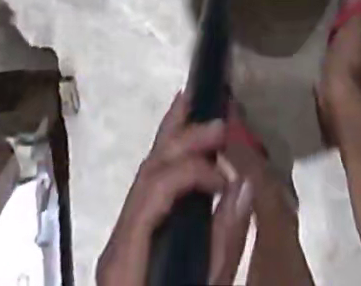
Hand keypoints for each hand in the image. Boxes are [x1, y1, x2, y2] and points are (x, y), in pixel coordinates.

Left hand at [96, 93, 253, 285]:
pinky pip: (150, 194)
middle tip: (219, 118)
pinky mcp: (134, 244)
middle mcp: (119, 237)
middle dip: (182, 140)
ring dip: (172, 140)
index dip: (189, 171)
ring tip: (193, 105)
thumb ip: (223, 245)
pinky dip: (169, 165)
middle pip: (147, 173)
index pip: (153, 190)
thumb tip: (242, 188)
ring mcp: (123, 238)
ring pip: (145, 177)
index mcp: (126, 255)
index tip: (226, 175)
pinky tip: (181, 144)